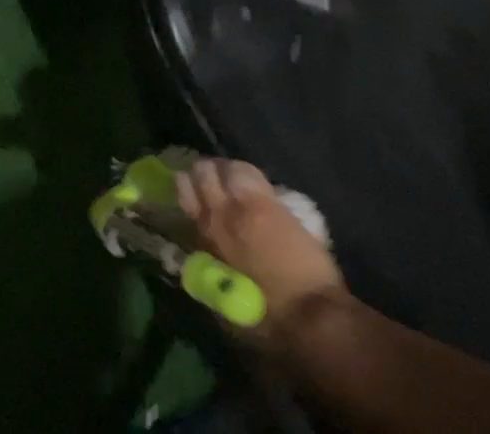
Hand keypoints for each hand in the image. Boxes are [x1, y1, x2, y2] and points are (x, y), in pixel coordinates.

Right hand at [176, 157, 347, 344]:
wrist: (306, 316)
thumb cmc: (266, 319)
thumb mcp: (223, 303)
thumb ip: (209, 273)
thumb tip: (201, 260)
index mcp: (201, 245)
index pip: (184, 199)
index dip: (189, 189)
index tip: (197, 188)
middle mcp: (210, 220)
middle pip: (197, 177)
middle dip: (203, 172)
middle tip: (217, 176)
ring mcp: (236, 208)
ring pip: (218, 169)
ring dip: (223, 169)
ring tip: (234, 174)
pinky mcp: (263, 203)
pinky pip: (244, 171)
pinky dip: (243, 170)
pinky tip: (252, 177)